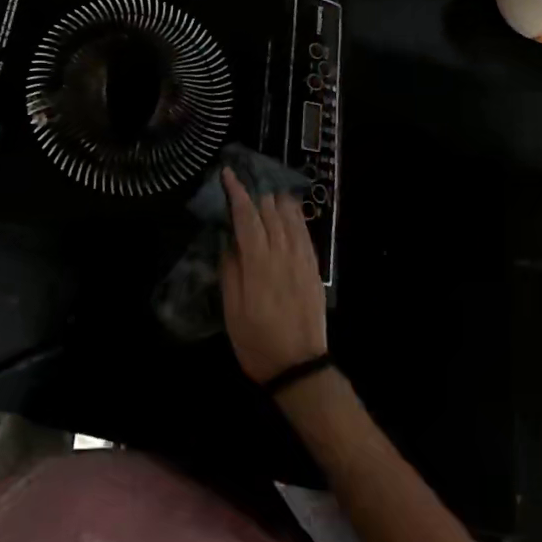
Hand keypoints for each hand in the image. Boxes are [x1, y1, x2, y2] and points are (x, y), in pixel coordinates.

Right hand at [220, 169, 326, 384]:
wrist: (299, 367)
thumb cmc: (257, 342)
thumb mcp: (232, 311)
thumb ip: (230, 271)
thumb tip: (228, 240)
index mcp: (258, 263)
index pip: (246, 217)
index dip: (237, 192)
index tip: (228, 174)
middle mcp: (282, 254)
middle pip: (269, 212)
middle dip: (255, 191)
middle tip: (244, 177)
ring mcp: (301, 260)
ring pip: (290, 217)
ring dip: (276, 198)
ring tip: (265, 185)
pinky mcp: (313, 268)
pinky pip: (305, 233)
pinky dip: (295, 215)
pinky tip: (290, 207)